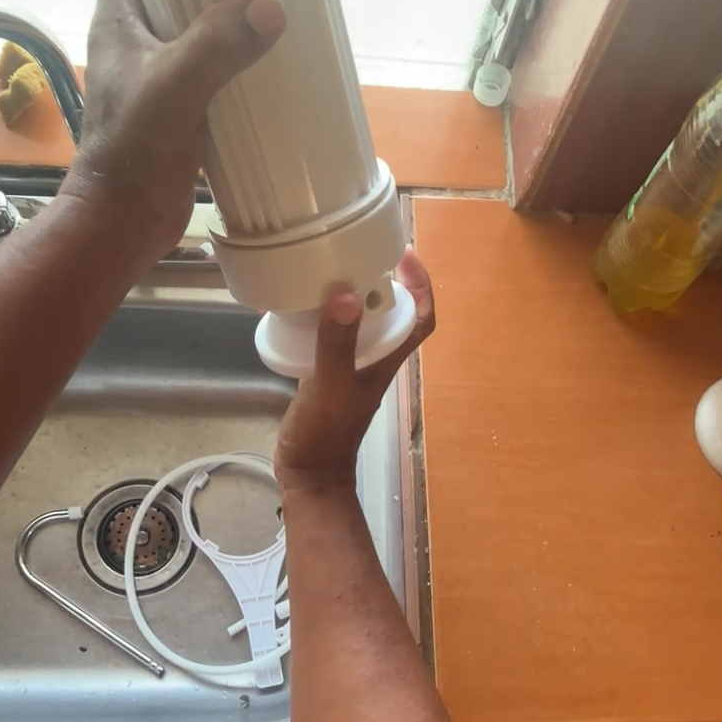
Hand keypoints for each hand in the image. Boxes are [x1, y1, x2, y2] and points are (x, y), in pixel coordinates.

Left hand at [61, 0, 285, 259]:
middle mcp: (133, 44)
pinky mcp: (176, 115)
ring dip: (219, 22)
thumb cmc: (134, 149)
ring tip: (264, 7)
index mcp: (117, 19)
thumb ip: (217, 45)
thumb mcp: (175, 87)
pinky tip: (260, 68)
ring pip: (188, 34)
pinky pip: (205, 76)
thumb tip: (269, 6)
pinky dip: (229, 68)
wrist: (126, 219)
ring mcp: (154, 81)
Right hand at [275, 250, 436, 493]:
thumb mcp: (331, 385)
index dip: (422, 286)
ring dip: (350, 297)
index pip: (420, 318)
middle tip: (359, 249)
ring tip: (328, 268)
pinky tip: (298, 304)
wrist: (308, 473)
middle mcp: (373, 359)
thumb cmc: (326, 434)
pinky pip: (330, 335)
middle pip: (391, 312)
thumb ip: (337, 344)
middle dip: (382, 279)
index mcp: (385, 359)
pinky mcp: (325, 373)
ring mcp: (350, 367)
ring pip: (360, 323)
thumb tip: (347, 295)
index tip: (405, 254)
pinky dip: (321, 317)